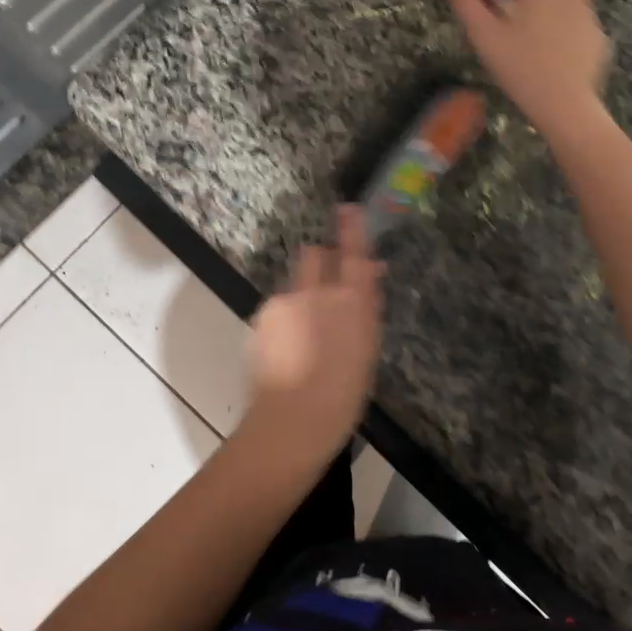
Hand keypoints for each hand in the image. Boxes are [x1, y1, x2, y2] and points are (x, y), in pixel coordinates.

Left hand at [242, 206, 383, 463]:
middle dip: (320, 259)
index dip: (351, 227)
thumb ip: (365, 306)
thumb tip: (369, 272)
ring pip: (294, 283)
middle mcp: (316, 293)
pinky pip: (278, 306)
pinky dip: (284, 317)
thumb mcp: (366, 350)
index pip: (354, 252)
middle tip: (325, 284)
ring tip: (305, 333)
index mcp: (351, 302)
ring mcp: (285, 302)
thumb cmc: (341, 396)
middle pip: (314, 254)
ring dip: (301, 294)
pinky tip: (287, 347)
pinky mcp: (262, 316)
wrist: (290, 423)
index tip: (347, 207)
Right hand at [438, 0, 610, 133]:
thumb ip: (463, 1)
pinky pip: (572, 25)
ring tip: (521, 42)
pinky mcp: (597, 36)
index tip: (479, 9)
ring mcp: (586, 13)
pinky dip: (558, 31)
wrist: (565, 103)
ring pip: (555, 4)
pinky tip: (546, 55)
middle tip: (497, 28)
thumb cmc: (518, 66)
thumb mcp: (483, 34)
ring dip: (536, 14)